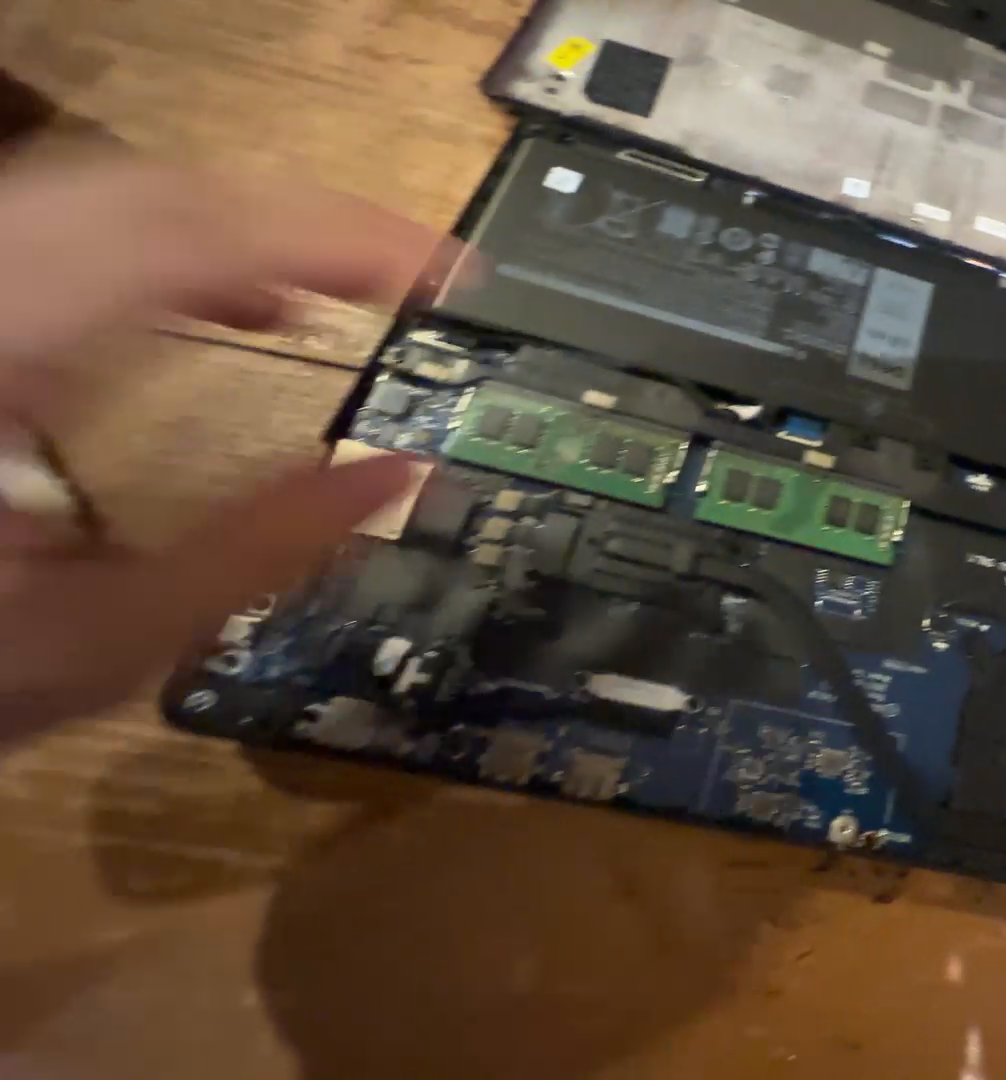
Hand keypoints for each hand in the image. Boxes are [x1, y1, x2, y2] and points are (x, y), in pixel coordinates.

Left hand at [0, 143, 458, 733]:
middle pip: (158, 195)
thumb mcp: (107, 631)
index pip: (189, 241)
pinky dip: (199, 251)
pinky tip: (255, 305)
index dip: (337, 241)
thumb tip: (403, 473)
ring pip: (121, 197)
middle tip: (424, 277)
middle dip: (315, 225)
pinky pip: (87, 231)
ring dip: (264, 235)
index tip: (446, 275)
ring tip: (358, 293)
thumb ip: (265, 547)